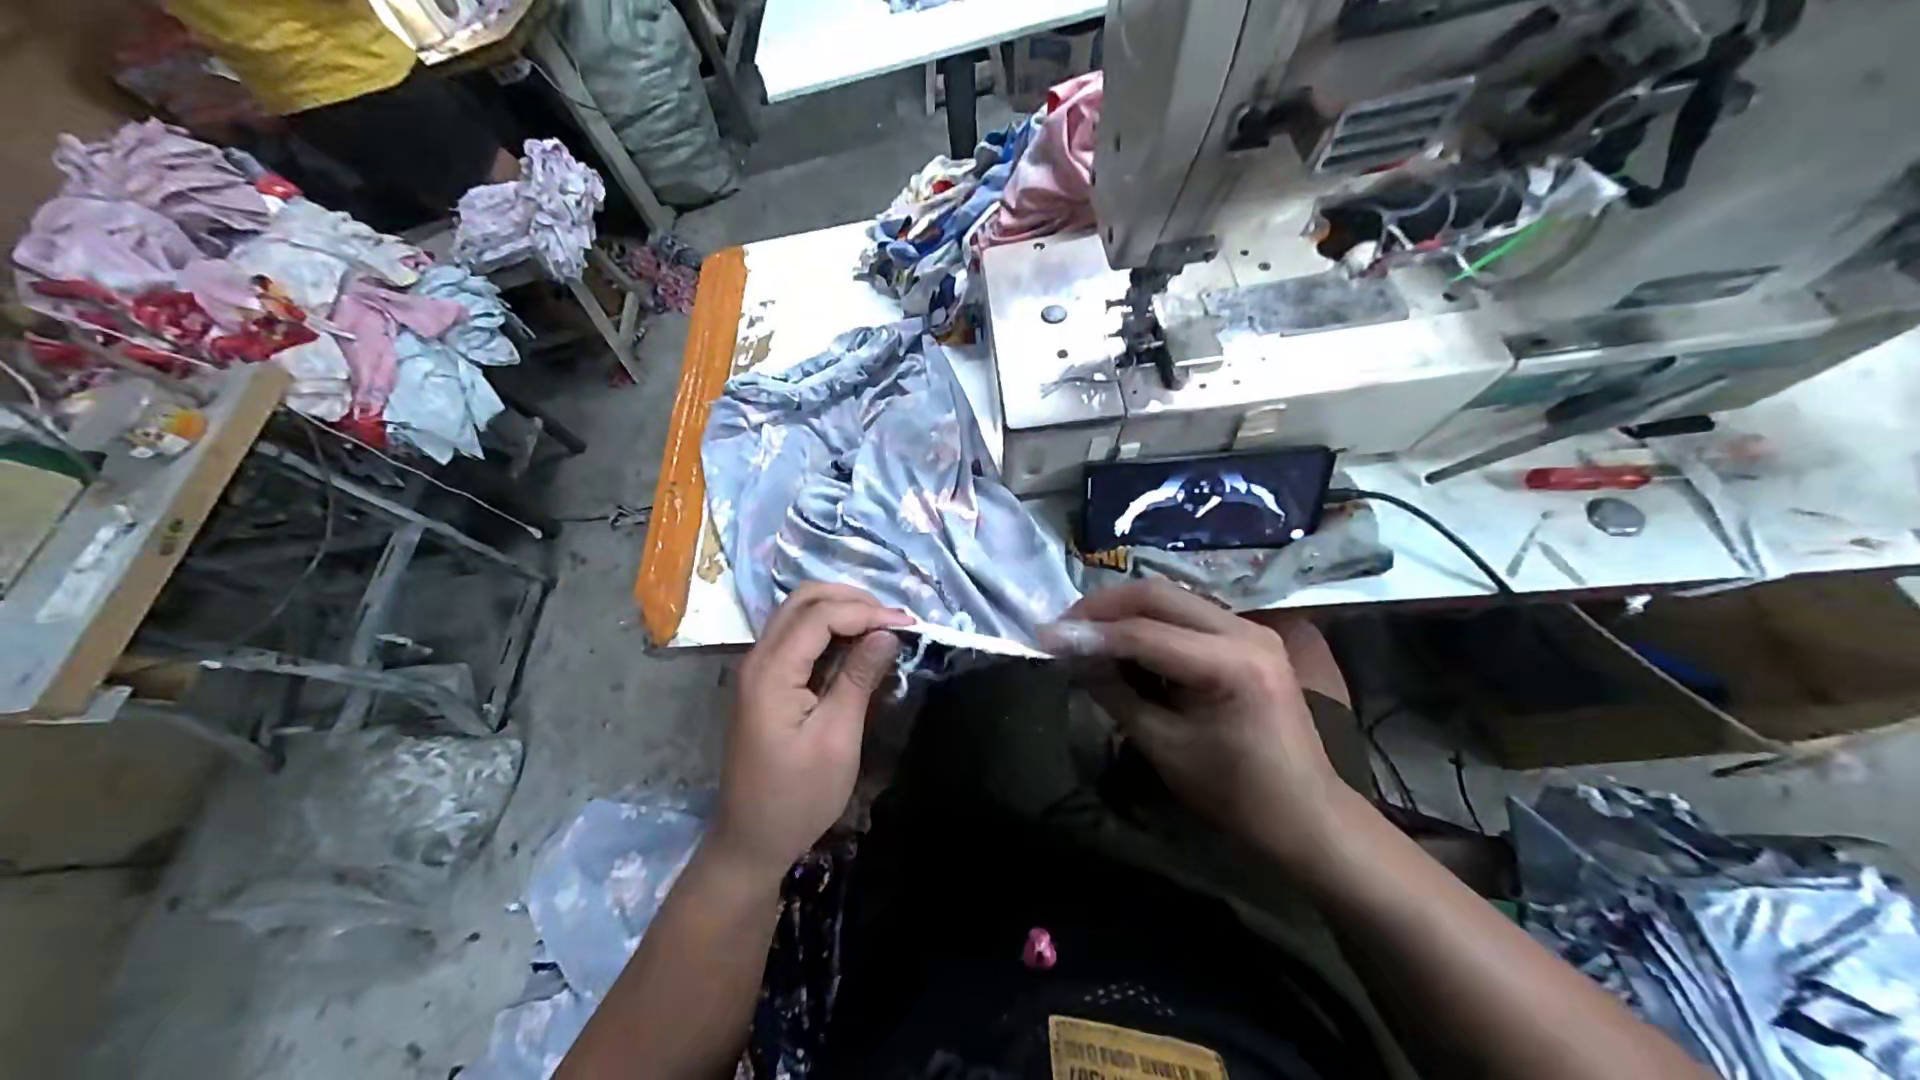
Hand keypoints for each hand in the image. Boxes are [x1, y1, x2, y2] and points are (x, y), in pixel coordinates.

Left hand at [710, 584, 912, 876]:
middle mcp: (758, 659)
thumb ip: (858, 679)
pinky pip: (797, 636)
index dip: (867, 612)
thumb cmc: (797, 796)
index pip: (820, 615)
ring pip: (798, 613)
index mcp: (771, 672)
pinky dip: (829, 630)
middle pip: (803, 600)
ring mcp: (758, 669)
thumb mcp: (836, 739)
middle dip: (853, 600)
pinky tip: (858, 644)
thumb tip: (887, 633)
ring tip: (883, 627)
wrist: (751, 840)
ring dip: (841, 610)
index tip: (909, 625)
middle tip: (895, 621)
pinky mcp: (765, 681)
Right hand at [1039, 582, 1348, 865]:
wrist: (1305, 813)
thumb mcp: (1163, 745)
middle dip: (1103, 607)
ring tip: (1084, 630)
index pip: (1144, 633)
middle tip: (1063, 627)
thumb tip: (1073, 656)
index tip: (1044, 638)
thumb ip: (1115, 693)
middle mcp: (1246, 630)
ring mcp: (1252, 629)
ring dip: (1124, 610)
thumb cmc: (1235, 792)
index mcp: (1232, 663)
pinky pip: (1187, 614)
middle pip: (1158, 595)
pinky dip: (1149, 621)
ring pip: (1171, 598)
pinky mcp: (1249, 637)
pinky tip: (1122, 638)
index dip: (1089, 633)